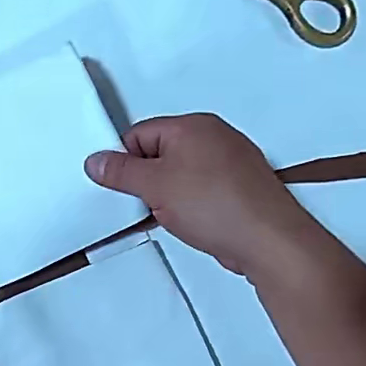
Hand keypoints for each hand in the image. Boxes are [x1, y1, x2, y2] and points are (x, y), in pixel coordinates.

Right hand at [85, 113, 308, 276]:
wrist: (268, 241)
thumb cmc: (222, 206)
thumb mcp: (154, 186)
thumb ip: (120, 172)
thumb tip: (98, 161)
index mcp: (193, 125)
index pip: (139, 133)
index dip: (123, 160)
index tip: (116, 183)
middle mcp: (214, 137)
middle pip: (159, 153)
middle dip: (145, 179)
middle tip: (142, 201)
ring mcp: (229, 163)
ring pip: (179, 174)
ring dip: (166, 195)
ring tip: (168, 214)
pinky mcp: (237, 188)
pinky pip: (199, 190)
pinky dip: (187, 205)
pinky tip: (187, 222)